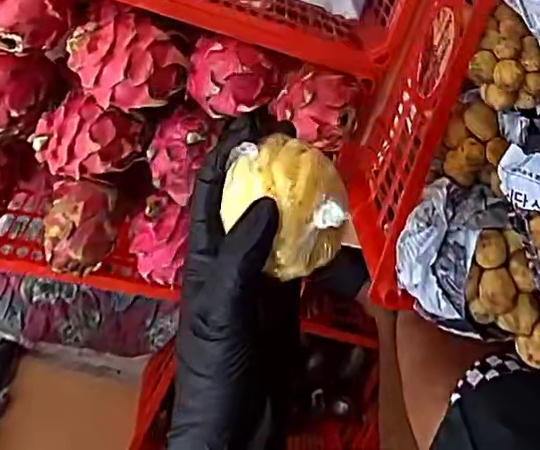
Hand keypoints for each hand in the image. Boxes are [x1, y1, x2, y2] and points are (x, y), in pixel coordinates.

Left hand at [167, 124, 299, 449]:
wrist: (238, 431)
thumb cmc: (215, 372)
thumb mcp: (221, 310)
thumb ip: (240, 257)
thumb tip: (266, 201)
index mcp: (206, 254)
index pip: (210, 188)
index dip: (226, 152)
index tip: (250, 121)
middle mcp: (233, 254)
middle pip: (249, 195)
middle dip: (266, 162)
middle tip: (294, 133)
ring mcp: (262, 271)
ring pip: (279, 218)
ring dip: (295, 190)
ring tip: (318, 160)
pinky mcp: (288, 291)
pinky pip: (303, 249)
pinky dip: (316, 227)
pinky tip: (333, 211)